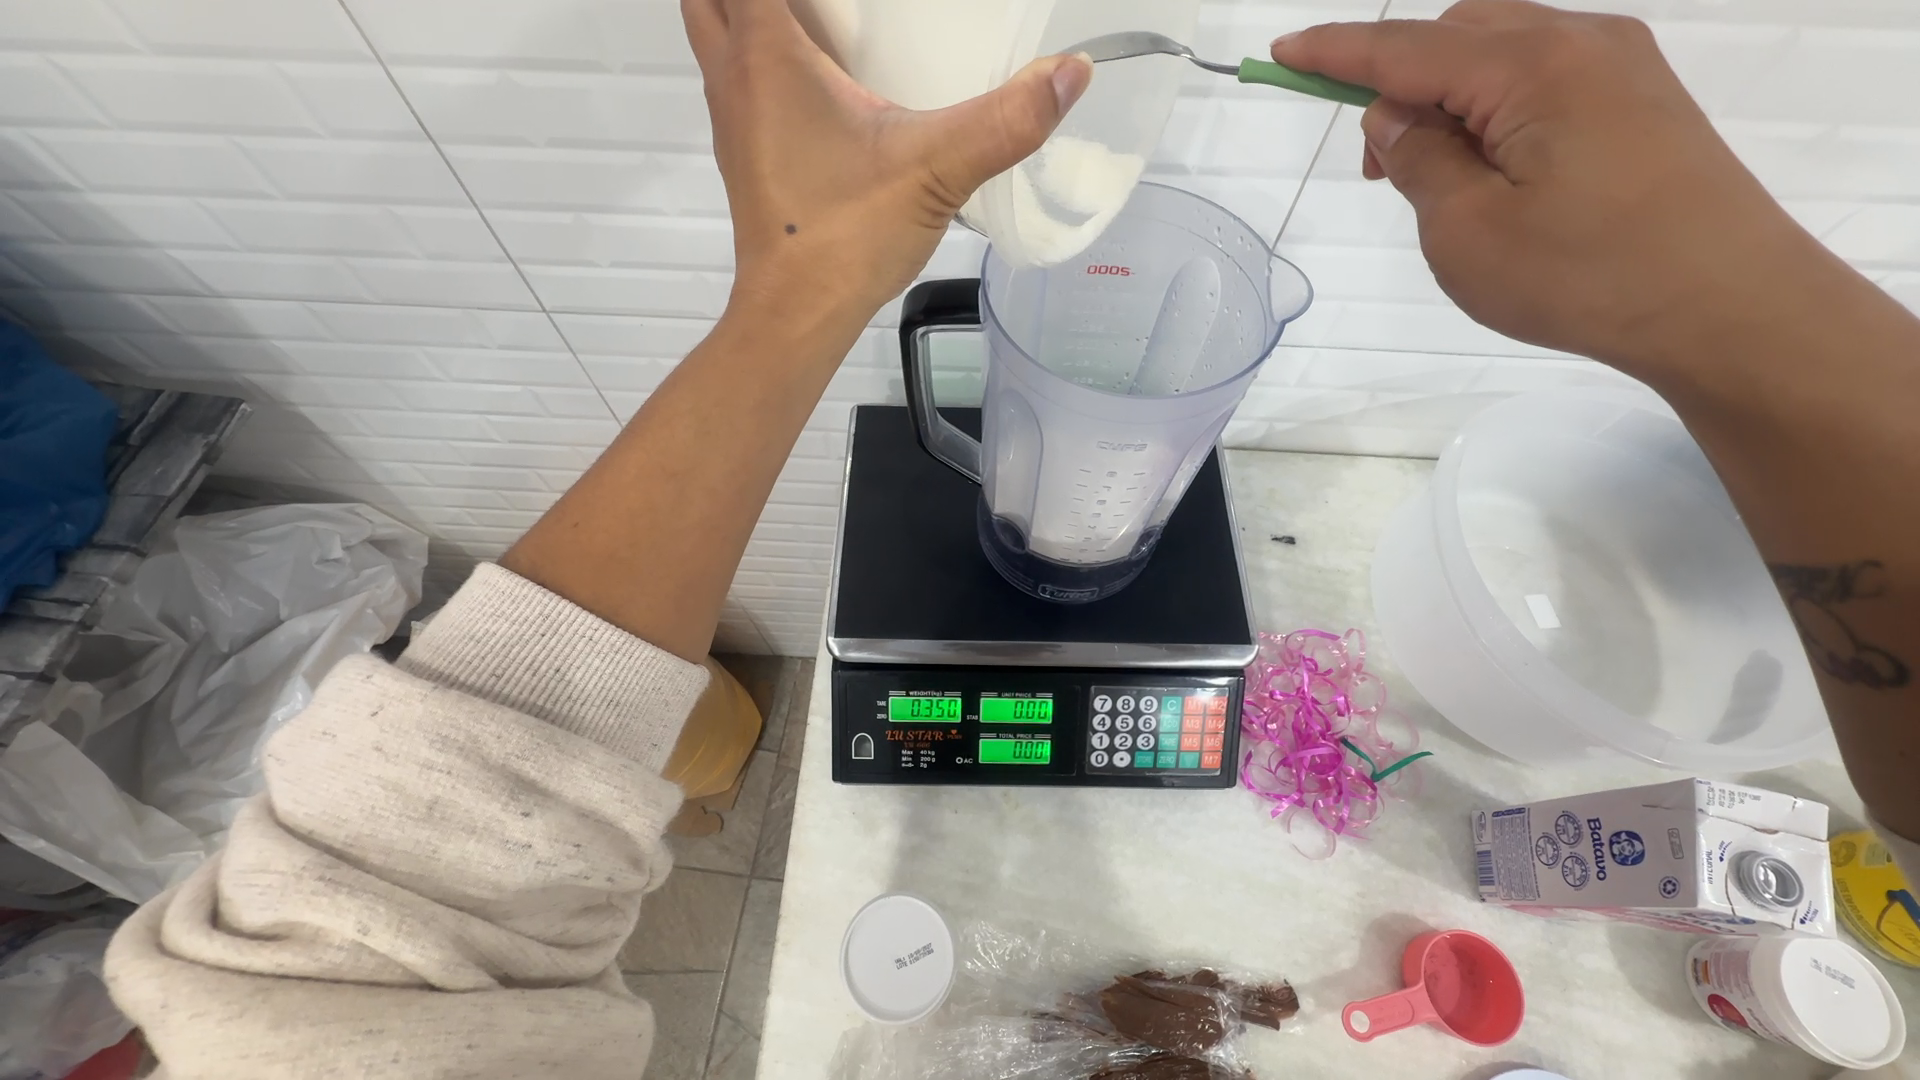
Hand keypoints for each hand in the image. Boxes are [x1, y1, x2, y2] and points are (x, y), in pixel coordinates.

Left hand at [683, 0, 1090, 317]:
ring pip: (716, 40)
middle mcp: (735, 80)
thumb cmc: (846, 240)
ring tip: (819, 20)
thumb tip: (1071, 74)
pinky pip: (738, 89)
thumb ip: (1004, 122)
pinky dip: (761, 68)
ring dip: (748, 17)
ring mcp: (733, 125)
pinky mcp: (746, 162)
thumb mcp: (936, 171)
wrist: (797, 315)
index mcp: (768, 55)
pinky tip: (819, 91)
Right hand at [1274, 0, 1823, 371]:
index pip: (1406, 48)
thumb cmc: (1579, 273)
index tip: (1282, 54)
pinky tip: (1485, 167)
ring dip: (1443, 98)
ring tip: (1430, 177)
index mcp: (1531, 68)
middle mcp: (1580, 42)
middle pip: (1456, 33)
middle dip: (1396, 82)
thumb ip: (1418, 159)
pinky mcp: (1635, 99)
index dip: (1337, 52)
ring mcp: (1617, 66)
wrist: (1720, 303)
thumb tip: (1393, 117)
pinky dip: (1488, 108)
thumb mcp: (1464, 228)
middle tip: (1376, 167)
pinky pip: (1537, 77)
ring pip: (1498, 52)